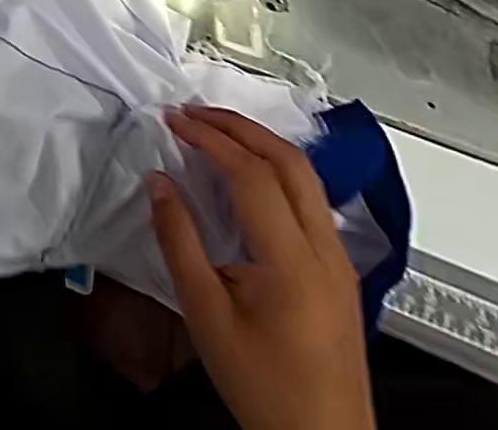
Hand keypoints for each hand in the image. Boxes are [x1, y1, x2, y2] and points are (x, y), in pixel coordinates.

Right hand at [148, 106, 373, 429]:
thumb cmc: (262, 384)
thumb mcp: (205, 312)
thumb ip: (178, 240)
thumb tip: (158, 182)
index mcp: (293, 261)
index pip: (252, 175)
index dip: (211, 139)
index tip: (176, 121)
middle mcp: (326, 251)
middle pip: (289, 162)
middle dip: (239, 126)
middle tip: (195, 113)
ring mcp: (339, 259)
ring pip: (306, 176)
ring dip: (259, 142)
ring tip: (216, 130)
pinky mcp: (339, 270)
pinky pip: (309, 198)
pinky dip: (273, 168)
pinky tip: (246, 173)